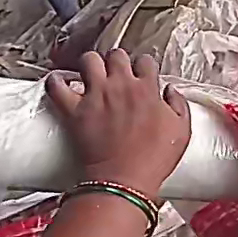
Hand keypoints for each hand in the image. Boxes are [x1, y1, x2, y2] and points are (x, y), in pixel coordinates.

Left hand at [46, 50, 191, 196]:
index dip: (143, 66)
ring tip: (91, 76)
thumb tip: (170, 91)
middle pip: (116, 55)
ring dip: (90, 65)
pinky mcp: (74, 110)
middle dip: (116, 61)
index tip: (141, 76)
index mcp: (147, 89)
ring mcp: (95, 96)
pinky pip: (57, 85)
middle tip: (115, 74)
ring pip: (89, 60)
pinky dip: (56, 82)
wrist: (124, 182)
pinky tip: (60, 84)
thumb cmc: (153, 160)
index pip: (145, 61)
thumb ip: (179, 105)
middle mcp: (120, 86)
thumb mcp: (181, 132)